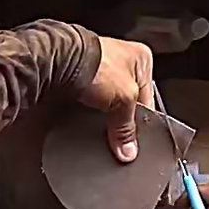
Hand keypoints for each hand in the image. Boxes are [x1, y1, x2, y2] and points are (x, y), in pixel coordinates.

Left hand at [77, 36, 154, 162]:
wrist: (60, 60)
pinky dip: (85, 110)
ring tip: (97, 124)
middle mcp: (120, 59)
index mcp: (141, 59)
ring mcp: (98, 67)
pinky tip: (83, 117)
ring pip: (105, 101)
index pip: (148, 98)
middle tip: (116, 135)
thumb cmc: (96, 65)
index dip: (142, 121)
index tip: (134, 140)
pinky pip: (86, 100)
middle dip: (120, 118)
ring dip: (100, 114)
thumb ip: (127, 127)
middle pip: (126, 101)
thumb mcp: (125, 100)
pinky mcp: (77, 75)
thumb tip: (129, 149)